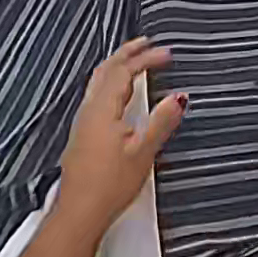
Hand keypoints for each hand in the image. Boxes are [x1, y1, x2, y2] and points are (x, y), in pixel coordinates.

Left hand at [55, 38, 186, 233]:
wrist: (79, 213)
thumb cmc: (108, 186)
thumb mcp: (143, 152)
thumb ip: (161, 121)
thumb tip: (178, 98)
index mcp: (102, 111)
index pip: (124, 72)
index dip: (145, 59)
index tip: (165, 53)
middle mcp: (89, 112)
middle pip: (106, 70)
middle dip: (127, 53)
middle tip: (145, 43)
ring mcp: (83, 123)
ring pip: (98, 82)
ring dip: (117, 66)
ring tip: (133, 60)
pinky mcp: (83, 134)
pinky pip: (96, 95)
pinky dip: (110, 82)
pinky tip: (118, 93)